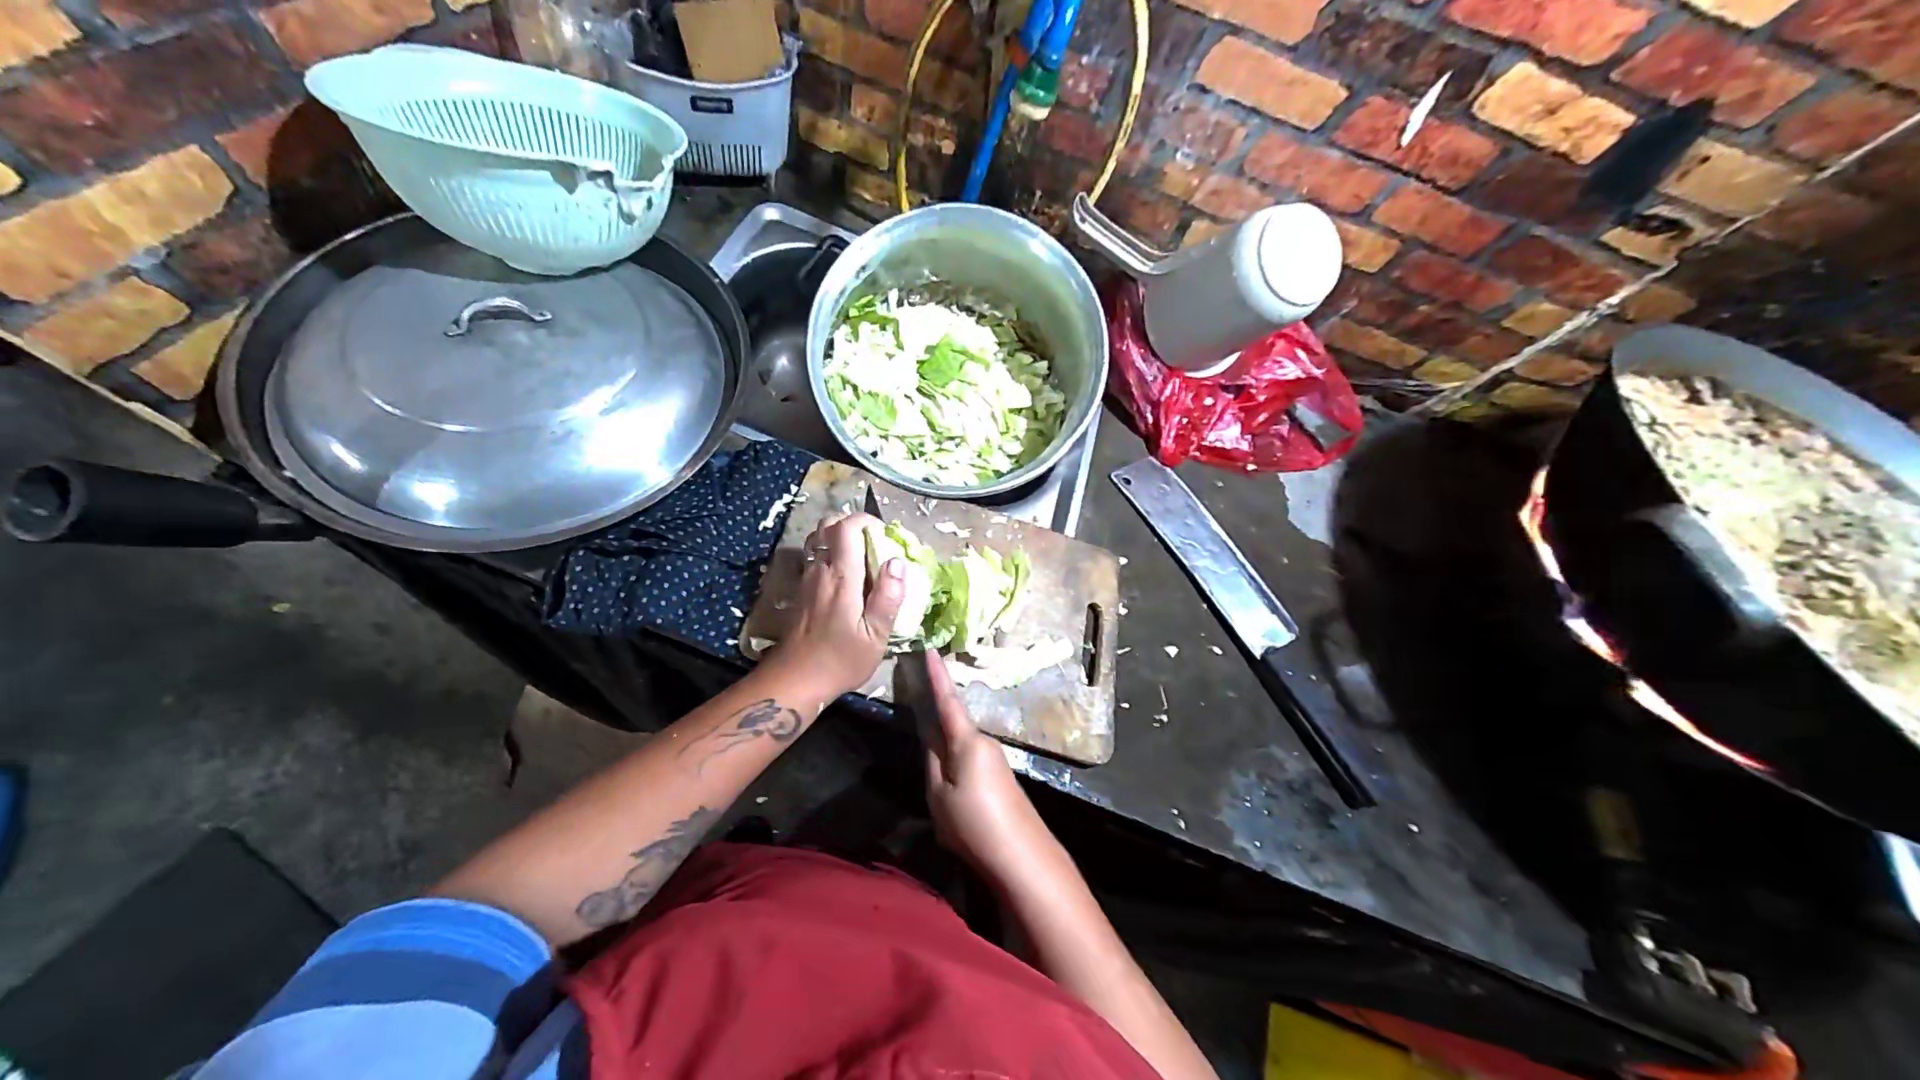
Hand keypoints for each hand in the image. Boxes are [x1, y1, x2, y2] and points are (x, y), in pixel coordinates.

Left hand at [770, 512, 903, 698]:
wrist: (794, 679)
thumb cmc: (840, 660)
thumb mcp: (875, 636)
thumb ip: (888, 597)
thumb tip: (897, 562)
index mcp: (841, 576)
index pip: (847, 527)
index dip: (866, 521)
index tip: (885, 536)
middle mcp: (819, 569)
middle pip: (828, 525)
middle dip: (852, 524)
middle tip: (874, 543)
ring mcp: (806, 578)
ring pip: (818, 539)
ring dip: (840, 538)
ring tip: (862, 558)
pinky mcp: (801, 590)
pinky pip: (814, 556)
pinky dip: (830, 553)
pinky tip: (847, 577)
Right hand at [918, 651, 1063, 883]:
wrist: (1022, 858)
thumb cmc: (974, 824)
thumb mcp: (939, 794)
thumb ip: (932, 760)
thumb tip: (930, 733)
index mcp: (967, 741)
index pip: (947, 701)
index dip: (936, 676)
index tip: (931, 649)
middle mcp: (985, 742)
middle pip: (954, 722)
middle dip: (936, 714)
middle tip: (914, 703)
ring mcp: (995, 760)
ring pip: (961, 744)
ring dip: (944, 746)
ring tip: (927, 761)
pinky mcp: (1000, 777)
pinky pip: (970, 759)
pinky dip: (955, 760)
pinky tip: (948, 785)